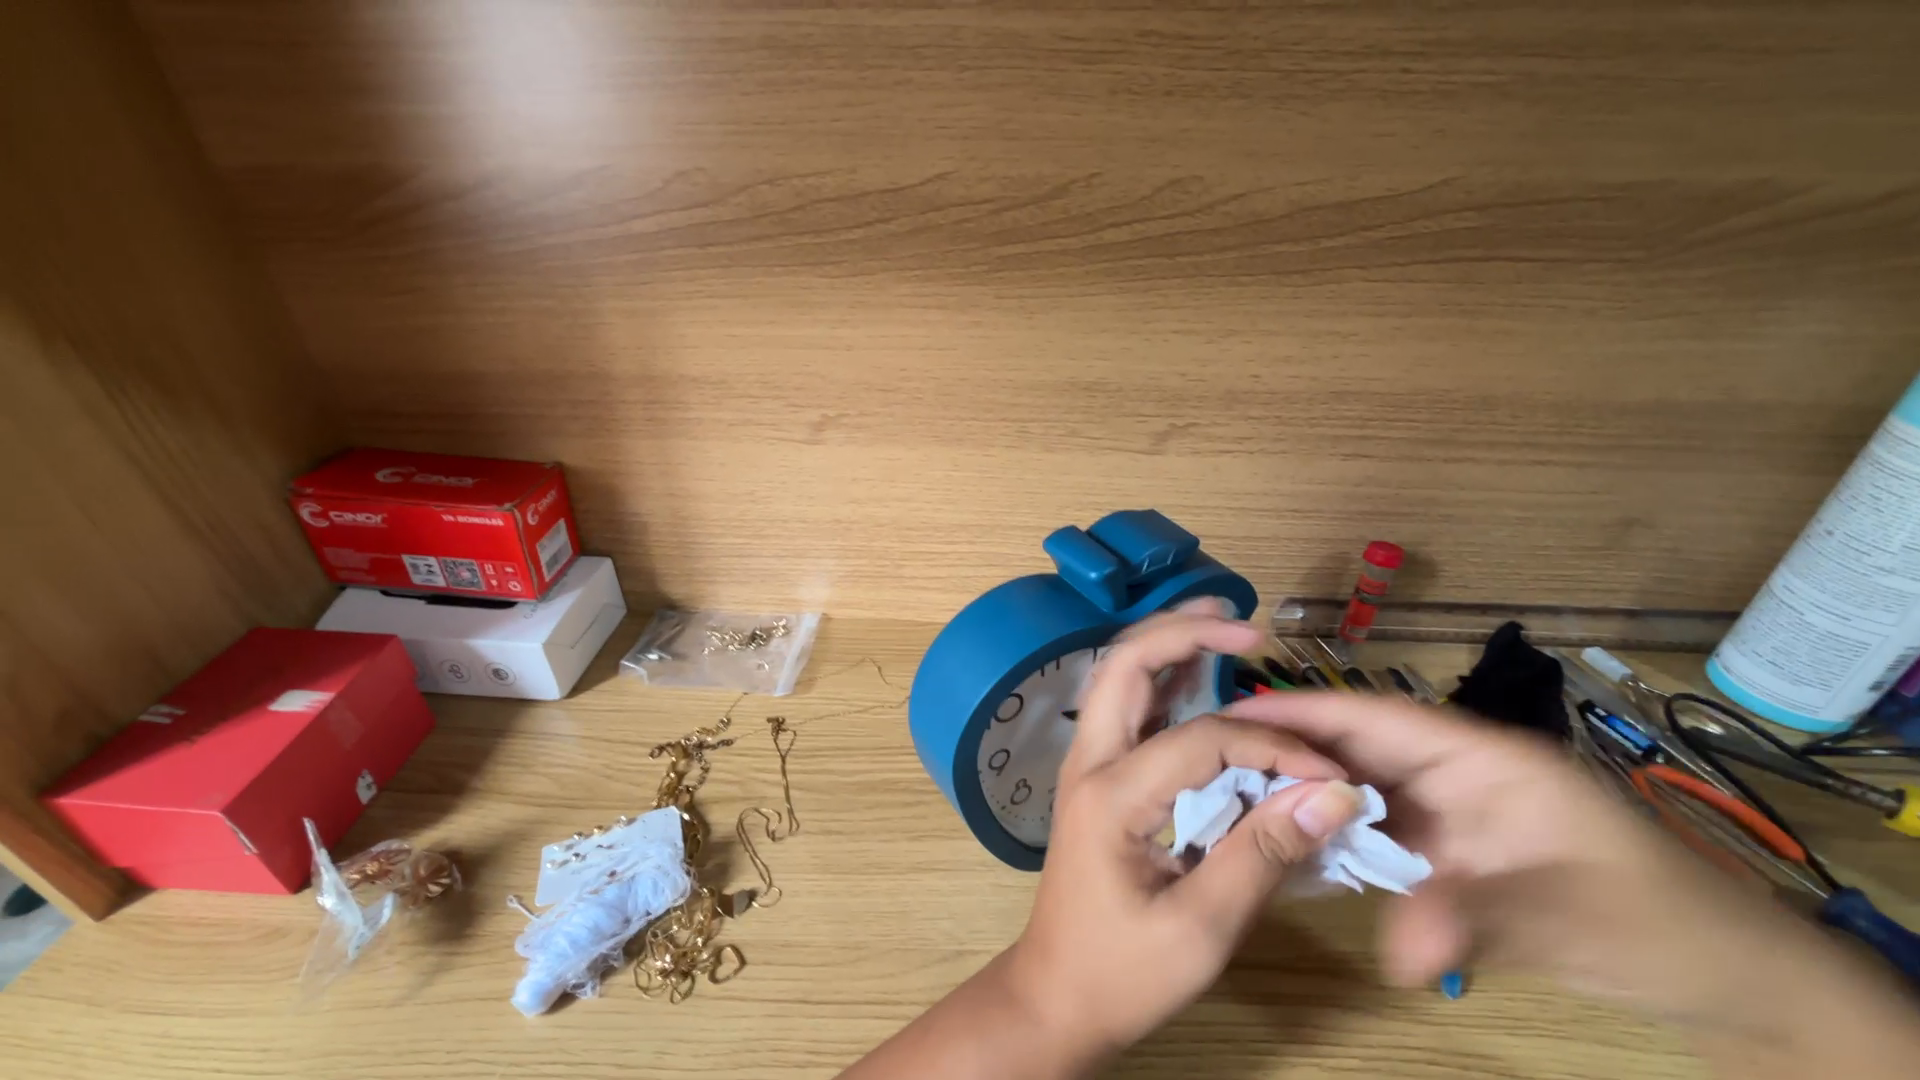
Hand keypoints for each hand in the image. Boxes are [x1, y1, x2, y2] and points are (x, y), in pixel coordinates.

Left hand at [1001, 602, 1366, 1059]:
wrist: (1055, 995)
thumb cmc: (1122, 972)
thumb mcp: (1201, 929)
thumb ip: (1263, 855)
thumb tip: (1330, 795)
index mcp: (1112, 795)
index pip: (1202, 739)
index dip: (1272, 746)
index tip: (1328, 776)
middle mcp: (1090, 763)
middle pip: (1126, 666)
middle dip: (1184, 634)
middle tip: (1248, 627)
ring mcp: (1088, 766)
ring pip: (1121, 678)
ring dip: (1169, 644)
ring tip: (1223, 623)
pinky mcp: (1099, 779)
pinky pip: (1130, 710)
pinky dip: (1165, 681)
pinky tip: (1200, 676)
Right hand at [1226, 691, 1919, 1064]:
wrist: (1721, 974)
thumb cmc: (1655, 922)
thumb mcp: (1567, 917)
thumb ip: (1475, 919)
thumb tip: (1395, 955)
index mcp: (1480, 757)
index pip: (1374, 716)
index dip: (1302, 708)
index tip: (1230, 711)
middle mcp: (1454, 773)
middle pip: (1355, 747)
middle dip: (1287, 749)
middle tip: (1209, 760)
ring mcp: (1449, 813)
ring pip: (1358, 789)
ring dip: (1303, 793)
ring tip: (1230, 799)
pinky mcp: (1447, 852)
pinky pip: (1374, 834)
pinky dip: (1331, 837)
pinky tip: (1287, 850)